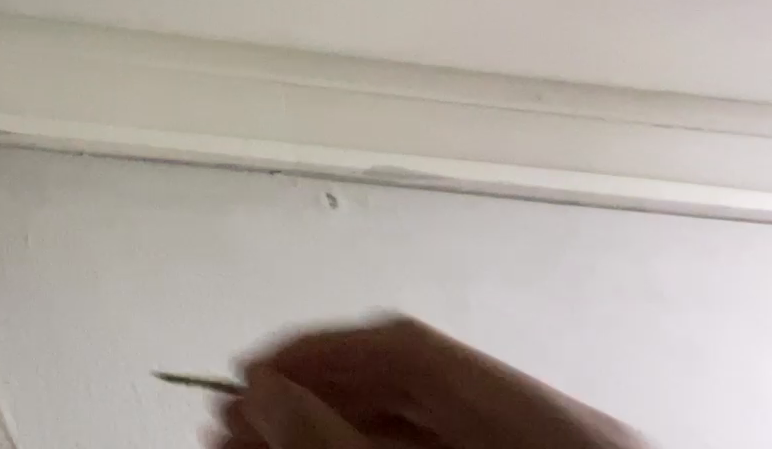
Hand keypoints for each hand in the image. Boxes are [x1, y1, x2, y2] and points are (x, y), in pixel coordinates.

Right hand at [212, 316, 646, 448]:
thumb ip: (340, 442)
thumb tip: (262, 391)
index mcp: (539, 414)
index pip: (402, 343)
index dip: (316, 348)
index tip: (255, 371)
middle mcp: (545, 428)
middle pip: (398, 384)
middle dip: (307, 395)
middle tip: (238, 414)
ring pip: (406, 425)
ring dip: (323, 425)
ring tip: (254, 439)